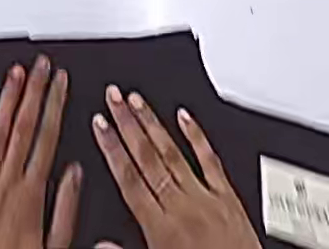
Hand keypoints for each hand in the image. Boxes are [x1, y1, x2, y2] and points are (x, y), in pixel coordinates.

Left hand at [0, 56, 82, 248]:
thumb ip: (65, 211)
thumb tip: (74, 173)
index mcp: (30, 197)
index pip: (47, 137)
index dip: (54, 104)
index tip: (60, 80)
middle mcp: (5, 186)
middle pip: (23, 127)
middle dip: (34, 92)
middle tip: (40, 65)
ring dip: (6, 101)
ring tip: (15, 74)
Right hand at [92, 87, 260, 248]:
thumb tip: (100, 244)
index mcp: (162, 232)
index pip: (129, 180)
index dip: (111, 149)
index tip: (100, 123)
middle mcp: (182, 209)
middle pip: (147, 157)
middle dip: (126, 123)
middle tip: (113, 95)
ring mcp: (206, 199)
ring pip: (172, 152)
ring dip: (152, 122)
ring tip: (136, 98)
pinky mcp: (229, 198)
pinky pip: (210, 160)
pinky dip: (196, 134)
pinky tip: (183, 114)